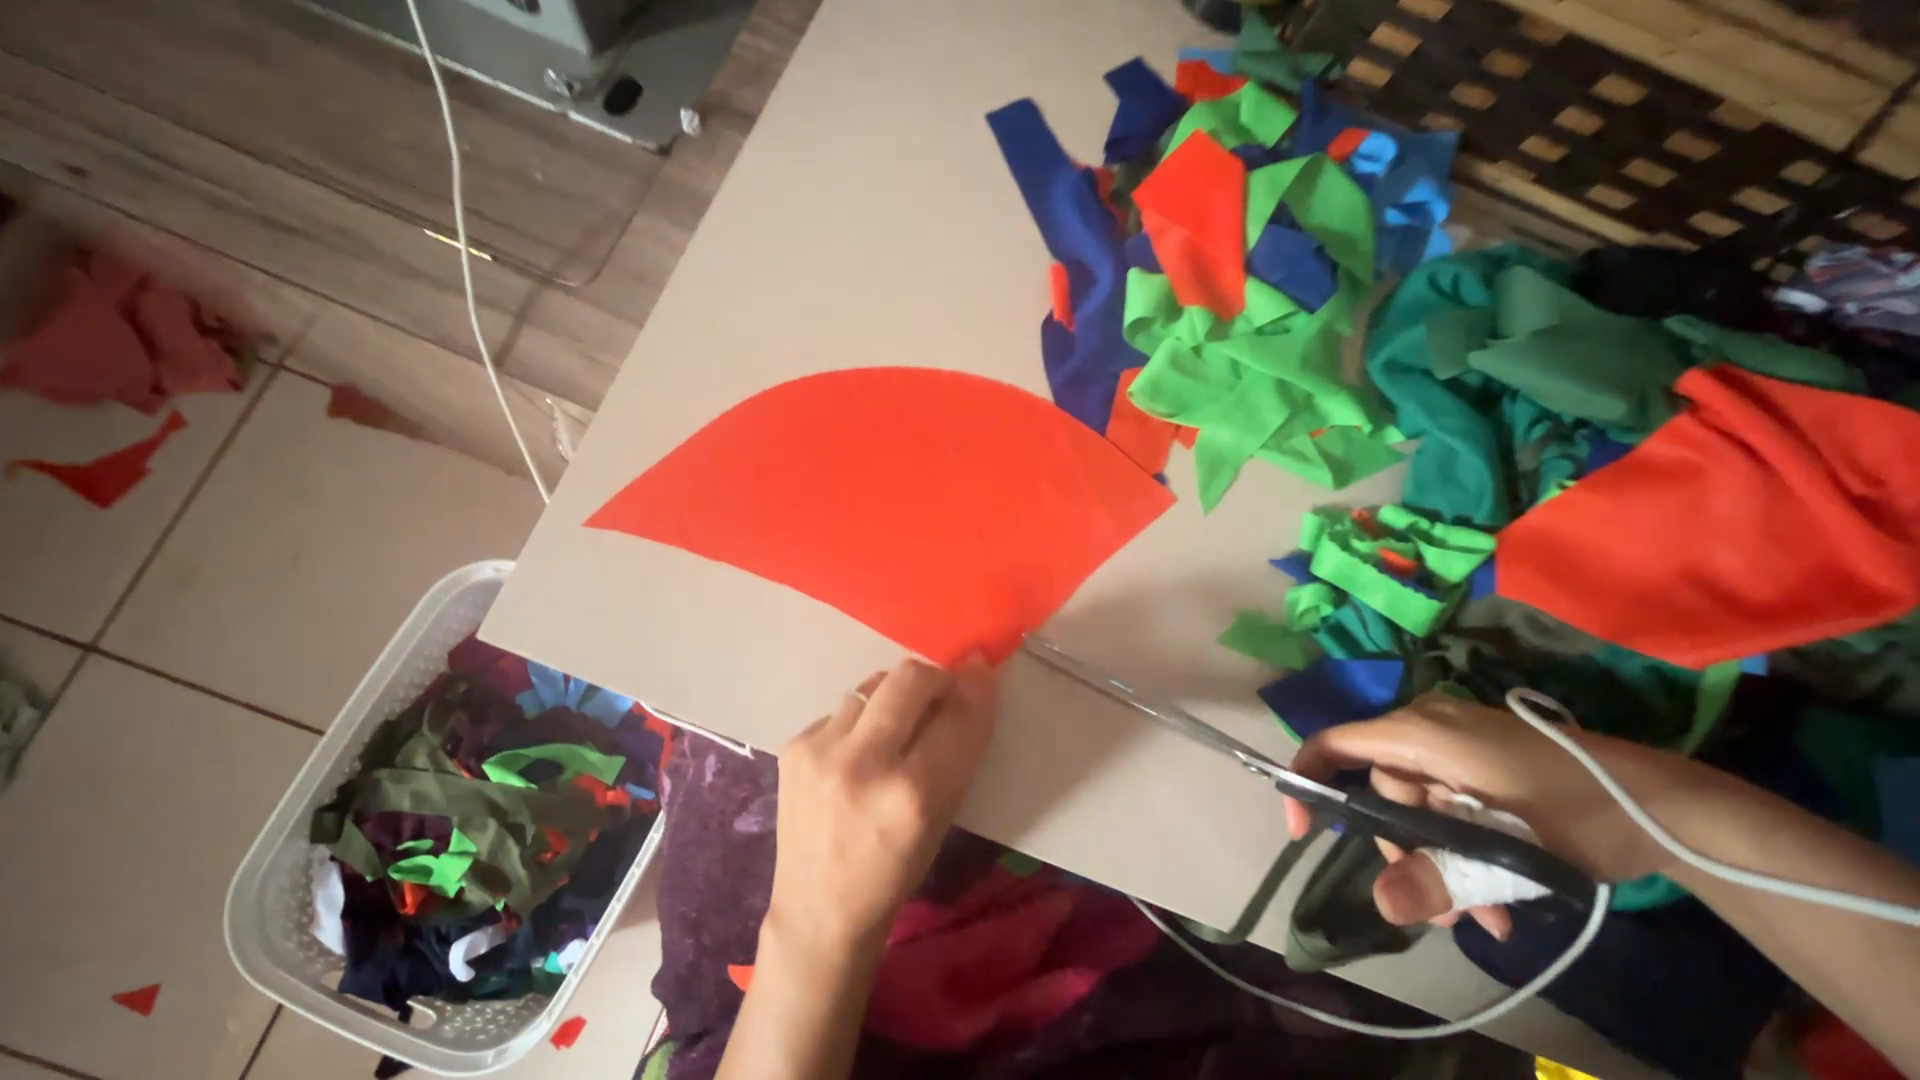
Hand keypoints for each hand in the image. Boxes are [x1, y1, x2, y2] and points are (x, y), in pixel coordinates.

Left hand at [766, 655, 998, 959]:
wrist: (819, 910)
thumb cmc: (894, 871)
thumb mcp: (941, 817)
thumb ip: (958, 749)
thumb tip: (972, 681)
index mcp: (912, 795)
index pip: (956, 716)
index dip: (975, 687)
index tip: (980, 670)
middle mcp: (864, 764)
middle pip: (909, 678)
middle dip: (933, 677)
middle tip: (939, 695)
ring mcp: (821, 752)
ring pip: (872, 685)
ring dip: (893, 699)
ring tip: (893, 733)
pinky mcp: (793, 747)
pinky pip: (841, 710)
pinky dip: (859, 723)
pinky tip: (855, 756)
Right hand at [1280, 692, 1718, 936]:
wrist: (1669, 806)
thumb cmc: (1580, 814)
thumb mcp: (1509, 852)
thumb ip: (1438, 876)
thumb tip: (1377, 907)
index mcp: (1421, 732)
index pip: (1336, 745)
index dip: (1307, 781)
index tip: (1302, 833)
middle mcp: (1428, 731)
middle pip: (1381, 795)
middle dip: (1407, 856)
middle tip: (1442, 909)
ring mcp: (1457, 748)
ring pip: (1419, 812)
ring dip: (1443, 864)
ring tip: (1483, 915)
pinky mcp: (1482, 767)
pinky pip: (1449, 809)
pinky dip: (1464, 851)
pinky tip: (1497, 898)